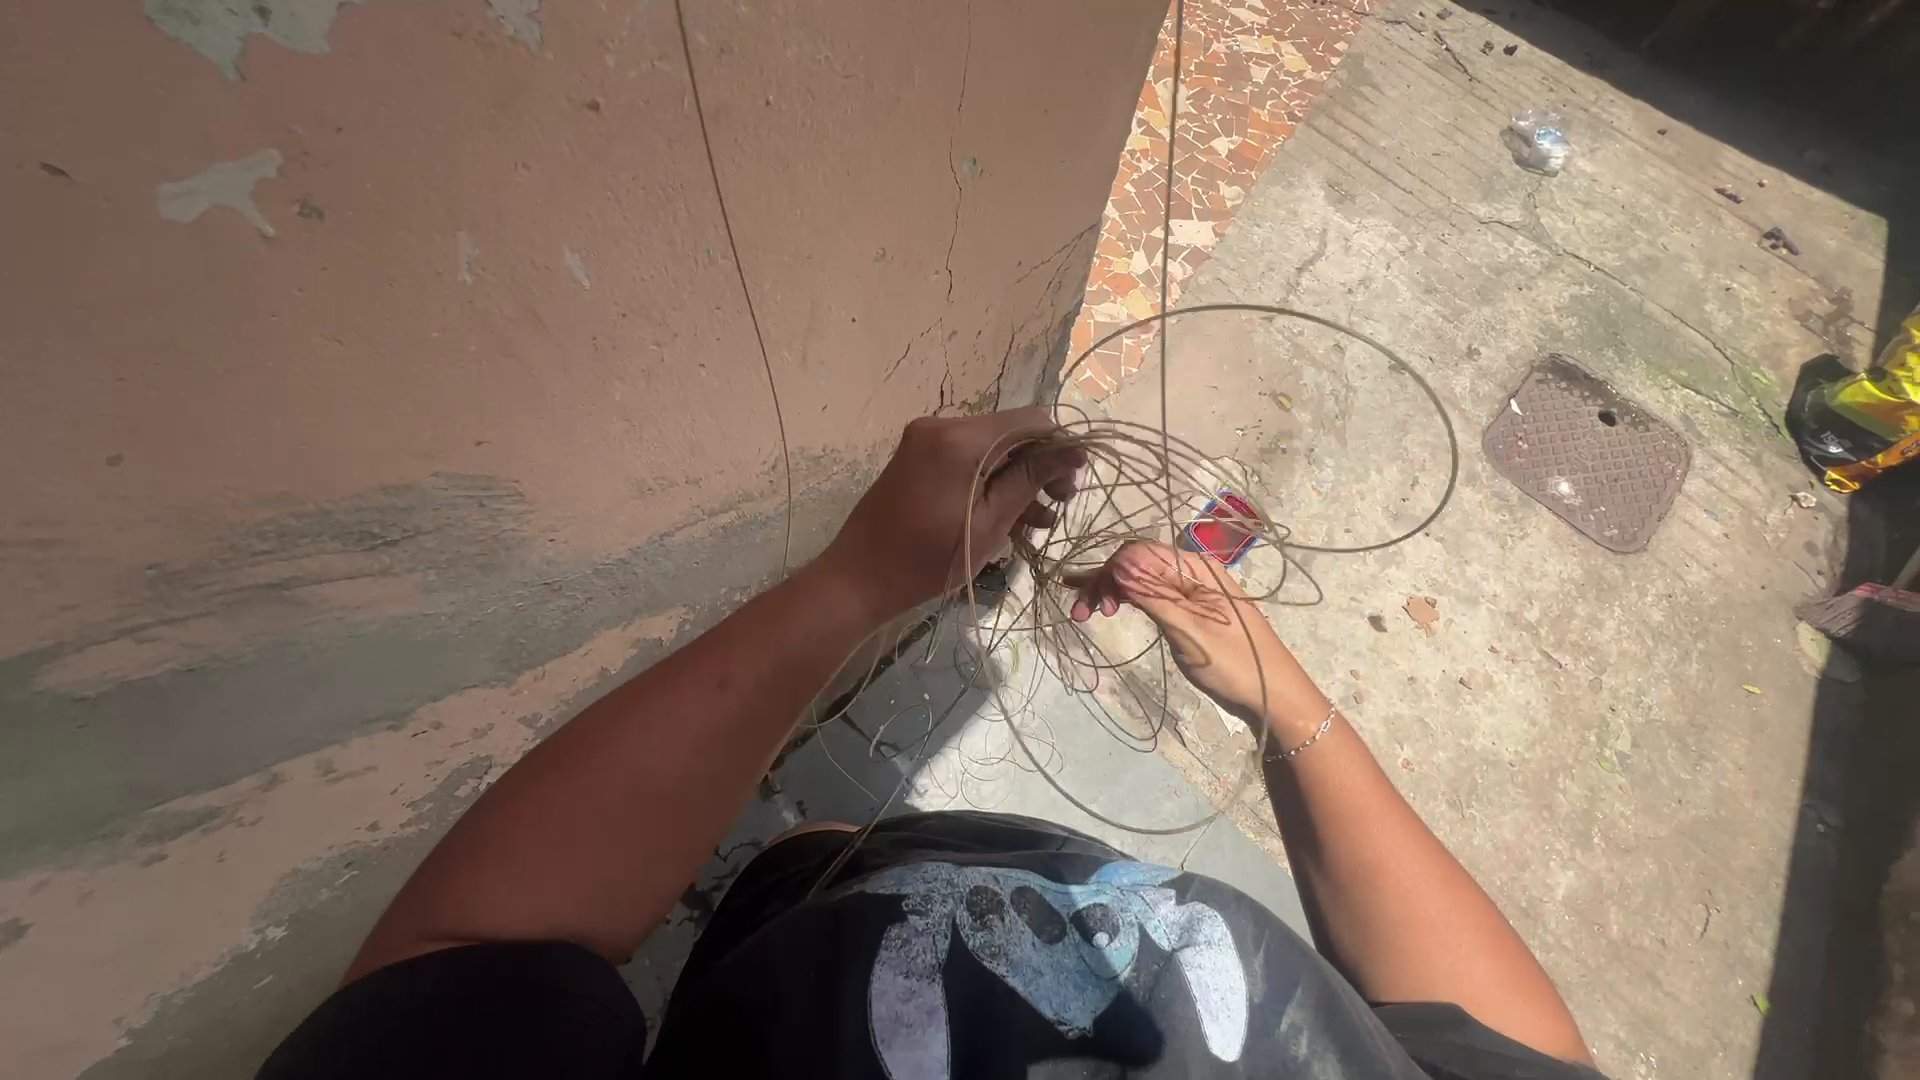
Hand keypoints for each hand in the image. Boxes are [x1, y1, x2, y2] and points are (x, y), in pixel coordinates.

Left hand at [821, 408, 1084, 619]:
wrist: (859, 579)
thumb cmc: (928, 560)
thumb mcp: (990, 523)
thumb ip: (1030, 479)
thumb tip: (1073, 451)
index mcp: (959, 439)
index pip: (1030, 420)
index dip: (1060, 446)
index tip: (1076, 480)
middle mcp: (941, 427)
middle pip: (1010, 433)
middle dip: (1039, 466)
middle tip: (1060, 505)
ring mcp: (925, 441)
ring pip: (990, 450)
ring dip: (1017, 479)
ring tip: (1039, 523)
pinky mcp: (917, 458)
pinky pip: (967, 461)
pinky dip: (989, 483)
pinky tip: (1011, 518)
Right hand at [1064, 541, 1326, 743]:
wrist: (1274, 694)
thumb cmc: (1234, 664)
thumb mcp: (1189, 631)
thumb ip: (1153, 595)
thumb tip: (1118, 564)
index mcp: (1195, 567)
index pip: (1139, 553)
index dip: (1109, 572)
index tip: (1092, 604)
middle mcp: (1191, 570)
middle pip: (1136, 563)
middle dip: (1104, 581)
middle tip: (1078, 611)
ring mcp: (1191, 589)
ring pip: (1140, 578)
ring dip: (1111, 590)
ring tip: (1083, 610)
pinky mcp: (1189, 607)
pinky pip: (1152, 593)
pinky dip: (1128, 598)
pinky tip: (1106, 604)